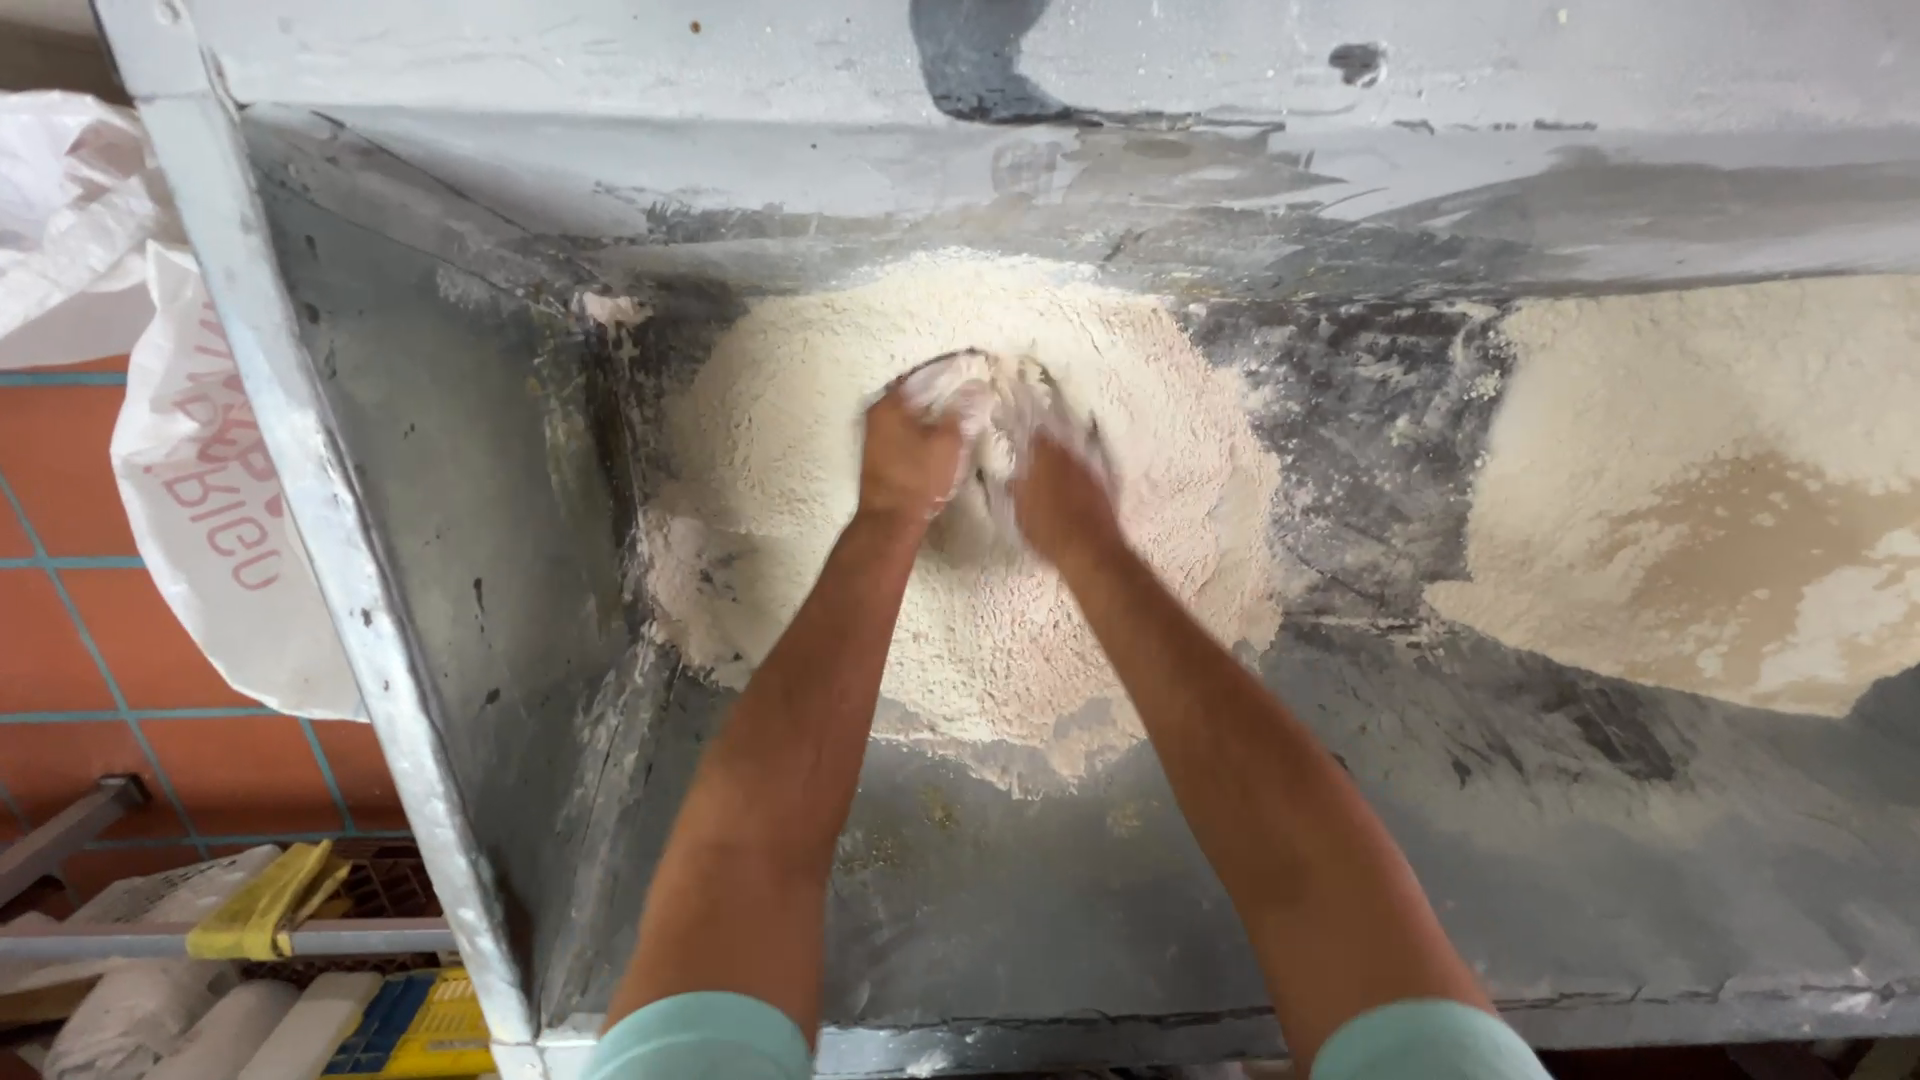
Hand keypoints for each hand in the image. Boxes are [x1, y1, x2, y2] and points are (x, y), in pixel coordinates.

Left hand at [857, 386, 964, 527]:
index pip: (922, 375)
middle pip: (915, 394)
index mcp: (888, 405)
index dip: (949, 372)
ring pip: (911, 414)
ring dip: (934, 412)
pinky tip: (943, 434)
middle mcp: (877, 415)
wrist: (891, 521)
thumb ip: (962, 412)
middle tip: (971, 390)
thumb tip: (977, 387)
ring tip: (962, 411)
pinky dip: (925, 429)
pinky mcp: (883, 455)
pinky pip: (908, 431)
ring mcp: (877, 436)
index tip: (972, 371)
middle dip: (942, 392)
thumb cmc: (918, 478)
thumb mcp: (948, 443)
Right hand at [1011, 429, 1123, 568]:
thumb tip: (1015, 482)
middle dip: (1050, 453)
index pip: (1038, 439)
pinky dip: (1079, 484)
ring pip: (1075, 463)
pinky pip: (1087, 480)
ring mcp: (1091, 475)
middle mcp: (1072, 461)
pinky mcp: (1105, 491)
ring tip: (1054, 483)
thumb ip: (1018, 493)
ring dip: (1065, 469)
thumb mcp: (1022, 515)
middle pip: (1060, 447)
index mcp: (1046, 460)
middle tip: (1038, 464)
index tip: (1026, 444)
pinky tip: (1072, 498)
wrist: (1090, 551)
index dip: (1031, 440)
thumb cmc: (1050, 532)